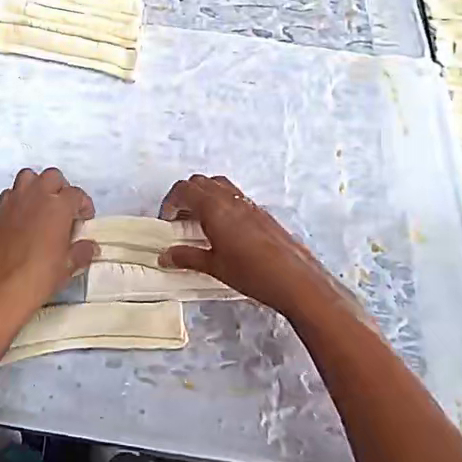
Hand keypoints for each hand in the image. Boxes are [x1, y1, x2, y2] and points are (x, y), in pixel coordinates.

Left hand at [0, 168, 97, 319]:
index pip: (76, 194)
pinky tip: (24, 218)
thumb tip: (89, 248)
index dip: (83, 204)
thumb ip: (82, 251)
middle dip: (62, 188)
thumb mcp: (68, 266)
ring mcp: (14, 201)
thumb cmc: (36, 276)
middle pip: (52, 177)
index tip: (84, 216)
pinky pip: (10, 194)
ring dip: (38, 186)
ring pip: (29, 178)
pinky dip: (19, 199)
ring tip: (43, 206)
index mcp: (59, 206)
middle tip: (66, 208)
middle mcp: (36, 196)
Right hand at [156, 175, 356, 322]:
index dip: (170, 201)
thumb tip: (166, 256)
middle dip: (185, 196)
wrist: (295, 279)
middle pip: (200, 182)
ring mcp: (248, 204)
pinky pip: (233, 196)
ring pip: (218, 186)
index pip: (184, 190)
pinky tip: (222, 230)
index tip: (166, 219)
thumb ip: (187, 257)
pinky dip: (220, 203)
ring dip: (203, 197)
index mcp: (215, 208)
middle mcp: (231, 199)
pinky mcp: (260, 213)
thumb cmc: (253, 273)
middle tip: (179, 220)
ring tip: (199, 223)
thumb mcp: (214, 267)